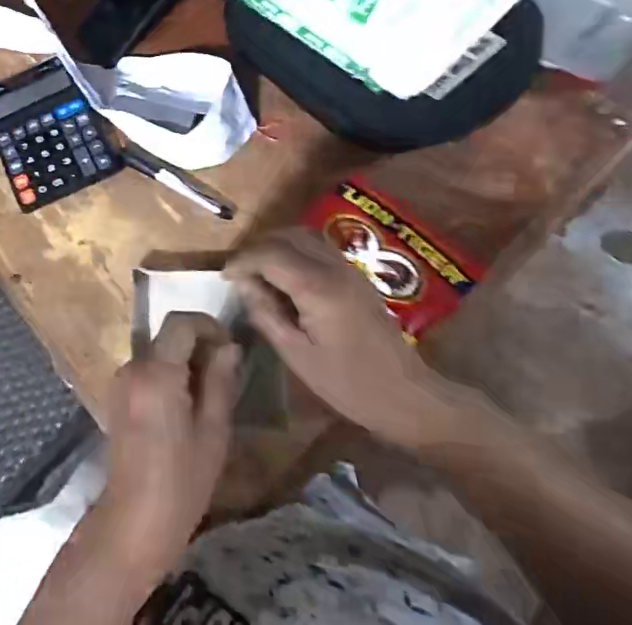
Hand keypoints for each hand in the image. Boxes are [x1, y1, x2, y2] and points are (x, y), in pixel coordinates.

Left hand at [95, 312, 241, 574]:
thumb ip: (220, 382)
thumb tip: (230, 346)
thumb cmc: (183, 479)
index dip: (208, 325)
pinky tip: (184, 407)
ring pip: (156, 354)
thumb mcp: (213, 431)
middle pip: (166, 337)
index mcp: (156, 372)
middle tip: (226, 373)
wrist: (136, 517)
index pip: (179, 323)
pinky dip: (167, 375)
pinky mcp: (115, 396)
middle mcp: (132, 367)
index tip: (230, 346)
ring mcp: (120, 381)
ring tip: (210, 394)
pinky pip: (145, 372)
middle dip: (198, 345)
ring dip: (183, 362)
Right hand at [225, 228, 475, 450]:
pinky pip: (317, 247)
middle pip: (285, 237)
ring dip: (275, 244)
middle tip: (238, 273)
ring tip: (257, 269)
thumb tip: (243, 285)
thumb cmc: (348, 383)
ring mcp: (348, 269)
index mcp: (317, 288)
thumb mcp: (295, 354)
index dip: (241, 261)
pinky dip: (293, 249)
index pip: (268, 255)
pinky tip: (284, 274)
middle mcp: (334, 268)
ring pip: (303, 235)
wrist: (407, 396)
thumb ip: (265, 313)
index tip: (224, 278)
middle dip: (255, 248)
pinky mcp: (356, 275)